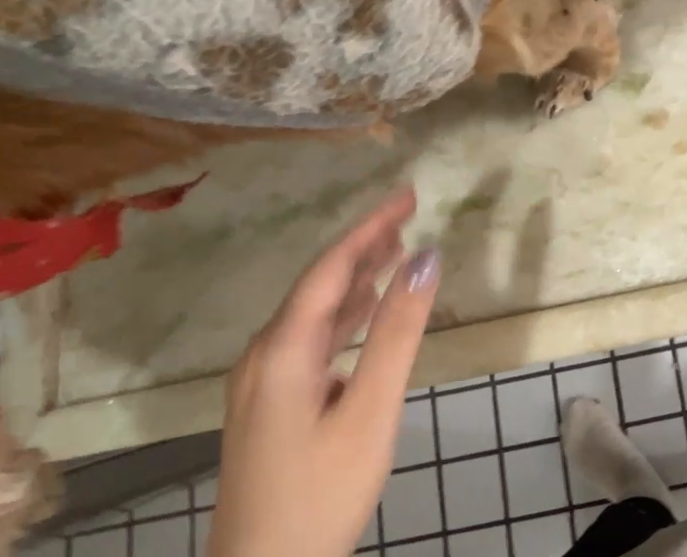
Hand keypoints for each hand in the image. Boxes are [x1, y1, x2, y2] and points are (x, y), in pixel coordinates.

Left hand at [209, 189, 439, 556]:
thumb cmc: (321, 493)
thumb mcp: (371, 410)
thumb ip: (397, 331)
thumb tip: (426, 258)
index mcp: (282, 349)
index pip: (330, 267)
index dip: (370, 226)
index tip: (409, 194)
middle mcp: (263, 355)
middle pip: (318, 285)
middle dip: (364, 247)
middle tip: (410, 216)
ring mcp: (261, 383)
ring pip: (314, 314)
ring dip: (356, 281)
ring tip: (397, 252)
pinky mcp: (269, 406)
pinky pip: (310, 342)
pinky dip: (344, 318)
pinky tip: (366, 317)